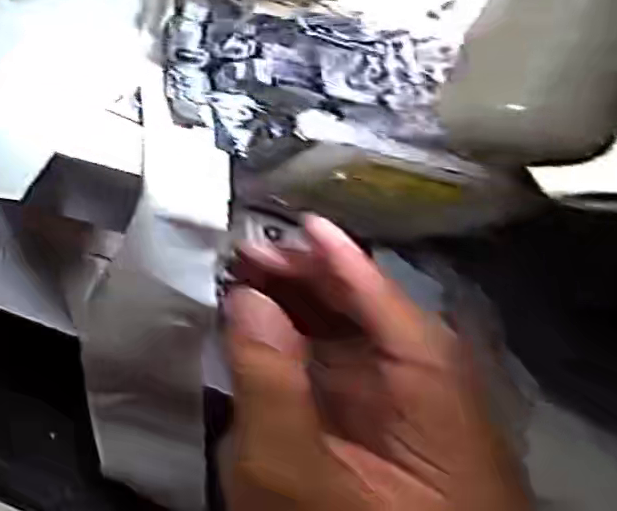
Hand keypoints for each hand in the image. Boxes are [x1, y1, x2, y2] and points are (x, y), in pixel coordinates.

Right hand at [225, 215, 527, 510]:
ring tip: (246, 266)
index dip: (364, 278)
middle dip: (323, 281)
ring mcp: (402, 431)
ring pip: (364, 344)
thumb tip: (249, 297)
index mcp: (447, 444)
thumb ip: (269, 379)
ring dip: (305, 298)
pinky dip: (296, 327)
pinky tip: (257, 307)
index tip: (310, 227)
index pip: (416, 341)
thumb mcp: (284, 467)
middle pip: (392, 335)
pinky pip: (338, 364)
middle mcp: (437, 429)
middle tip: (252, 247)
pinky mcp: (365, 433)